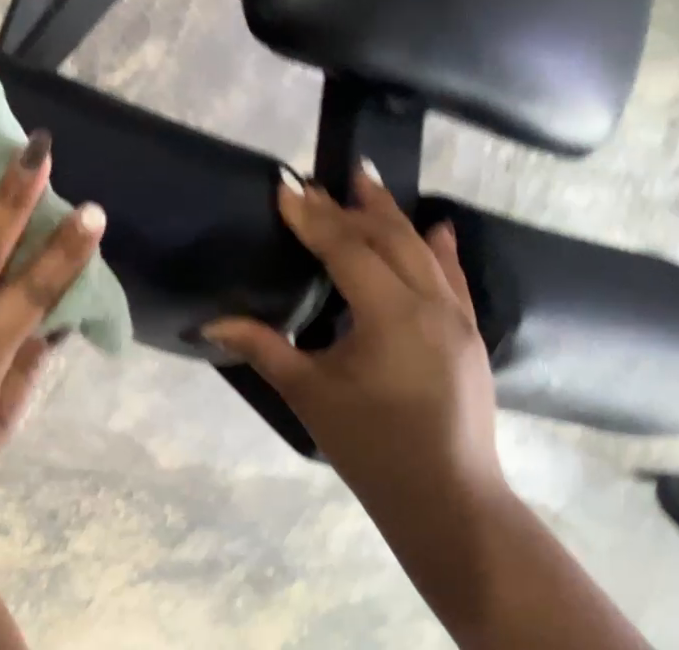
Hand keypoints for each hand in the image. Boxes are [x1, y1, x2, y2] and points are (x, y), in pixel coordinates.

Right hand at [204, 164, 503, 506]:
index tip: (284, 186)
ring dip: (391, 215)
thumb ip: (262, 347)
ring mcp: (457, 320)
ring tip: (367, 181)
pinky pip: (453, 278)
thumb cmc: (371, 445)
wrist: (449, 500)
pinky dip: (440, 249)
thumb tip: (209, 322)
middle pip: (388, 239)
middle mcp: (430, 306)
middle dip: (350, 206)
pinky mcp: (469, 337)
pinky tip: (437, 228)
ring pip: (422, 251)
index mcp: (391, 315)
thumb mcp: (308, 393)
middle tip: (317, 178)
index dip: (312, 217)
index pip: (346, 249)